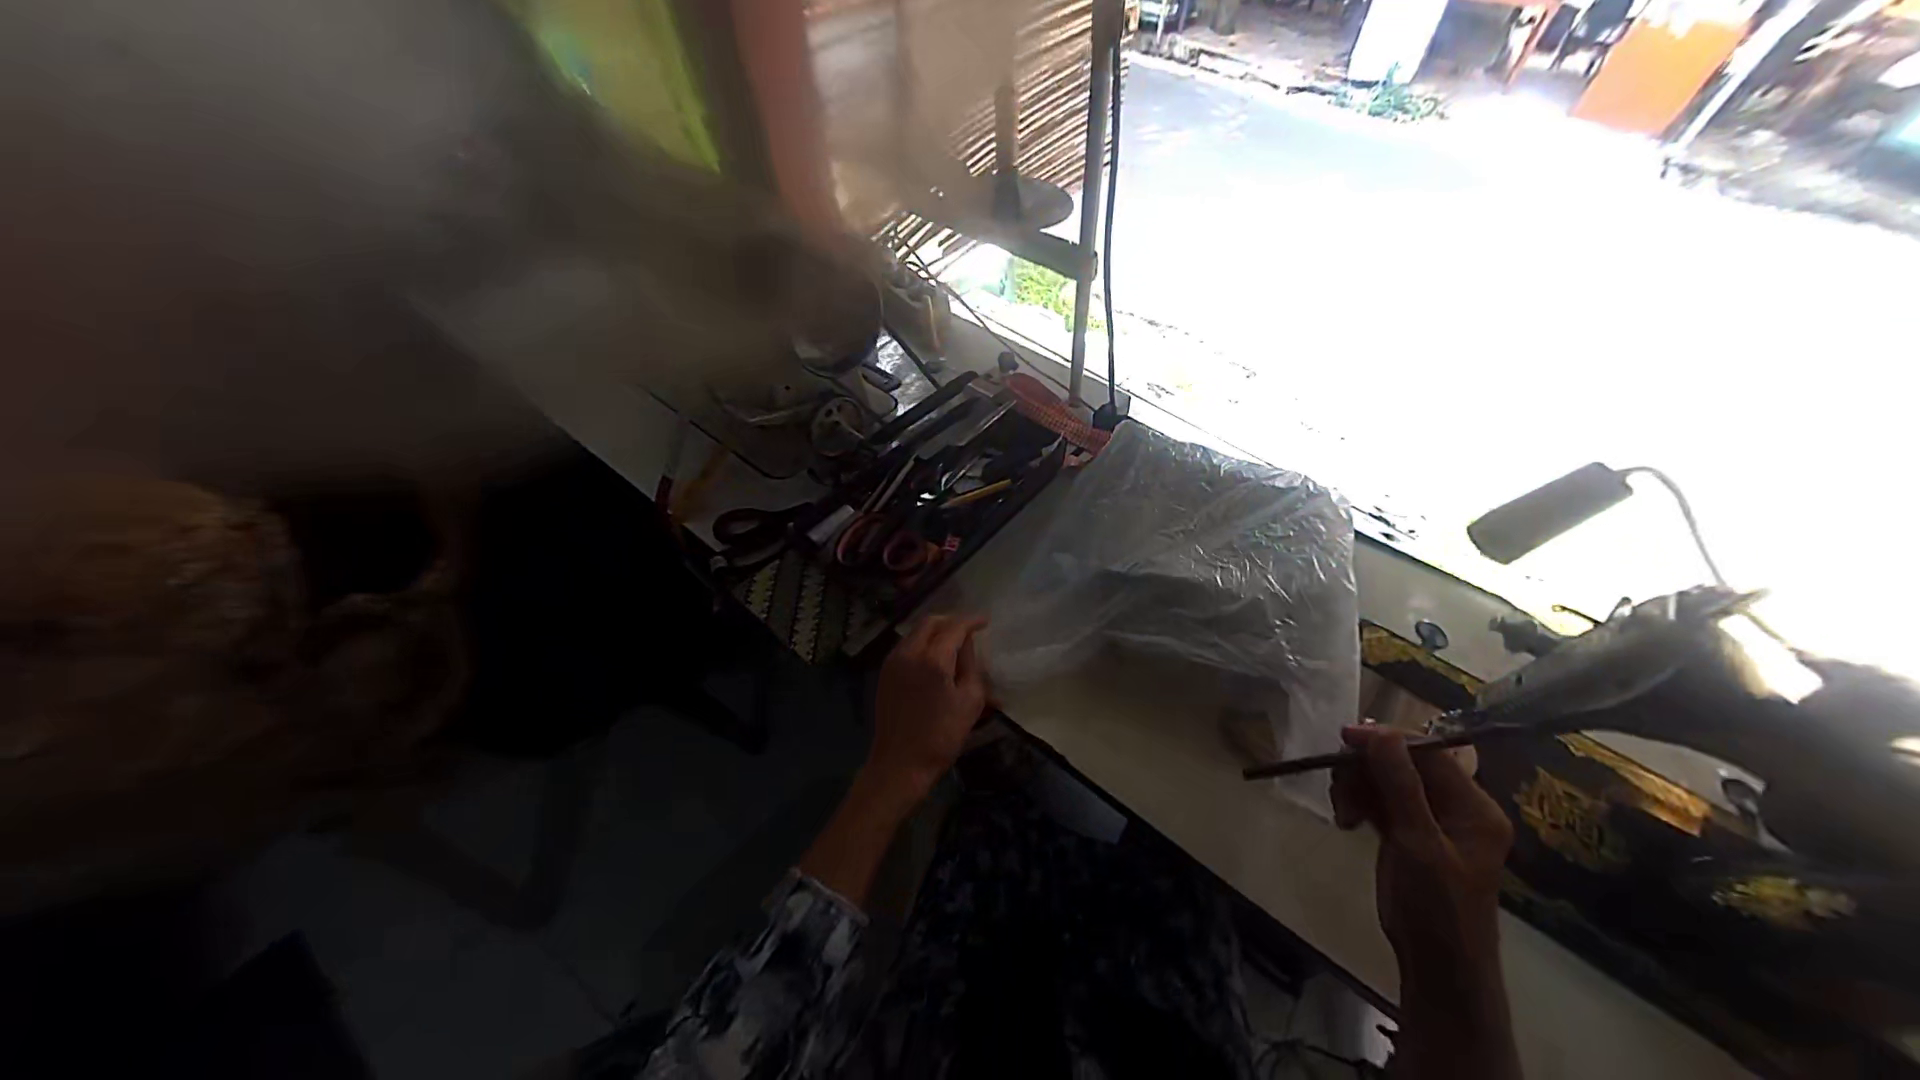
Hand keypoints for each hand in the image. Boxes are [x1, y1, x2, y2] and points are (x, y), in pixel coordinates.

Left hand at [865, 614, 991, 799]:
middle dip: (951, 621)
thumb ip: (970, 665)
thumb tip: (966, 644)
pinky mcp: (885, 674)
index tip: (985, 621)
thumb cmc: (942, 736)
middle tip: (969, 630)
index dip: (971, 621)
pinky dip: (923, 644)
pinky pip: (906, 647)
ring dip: (935, 631)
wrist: (900, 763)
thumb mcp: (970, 701)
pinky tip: (935, 657)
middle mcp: (908, 652)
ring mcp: (892, 662)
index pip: (954, 627)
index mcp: (933, 658)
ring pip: (915, 633)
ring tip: (954, 642)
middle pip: (930, 623)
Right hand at [1332, 725, 1520, 1079]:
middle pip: (1402, 764)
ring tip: (1342, 812)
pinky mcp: (1408, 832)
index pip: (1428, 753)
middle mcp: (1456, 807)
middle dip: (1366, 770)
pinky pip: (1379, 800)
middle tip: (1339, 787)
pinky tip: (1346, 820)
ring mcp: (1431, 820)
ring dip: (1357, 787)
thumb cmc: (1436, 906)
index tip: (1343, 738)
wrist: (1436, 965)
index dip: (1386, 741)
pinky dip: (1359, 803)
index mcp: (1474, 807)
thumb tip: (1378, 732)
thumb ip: (1400, 785)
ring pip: (1385, 780)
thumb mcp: (1416, 843)